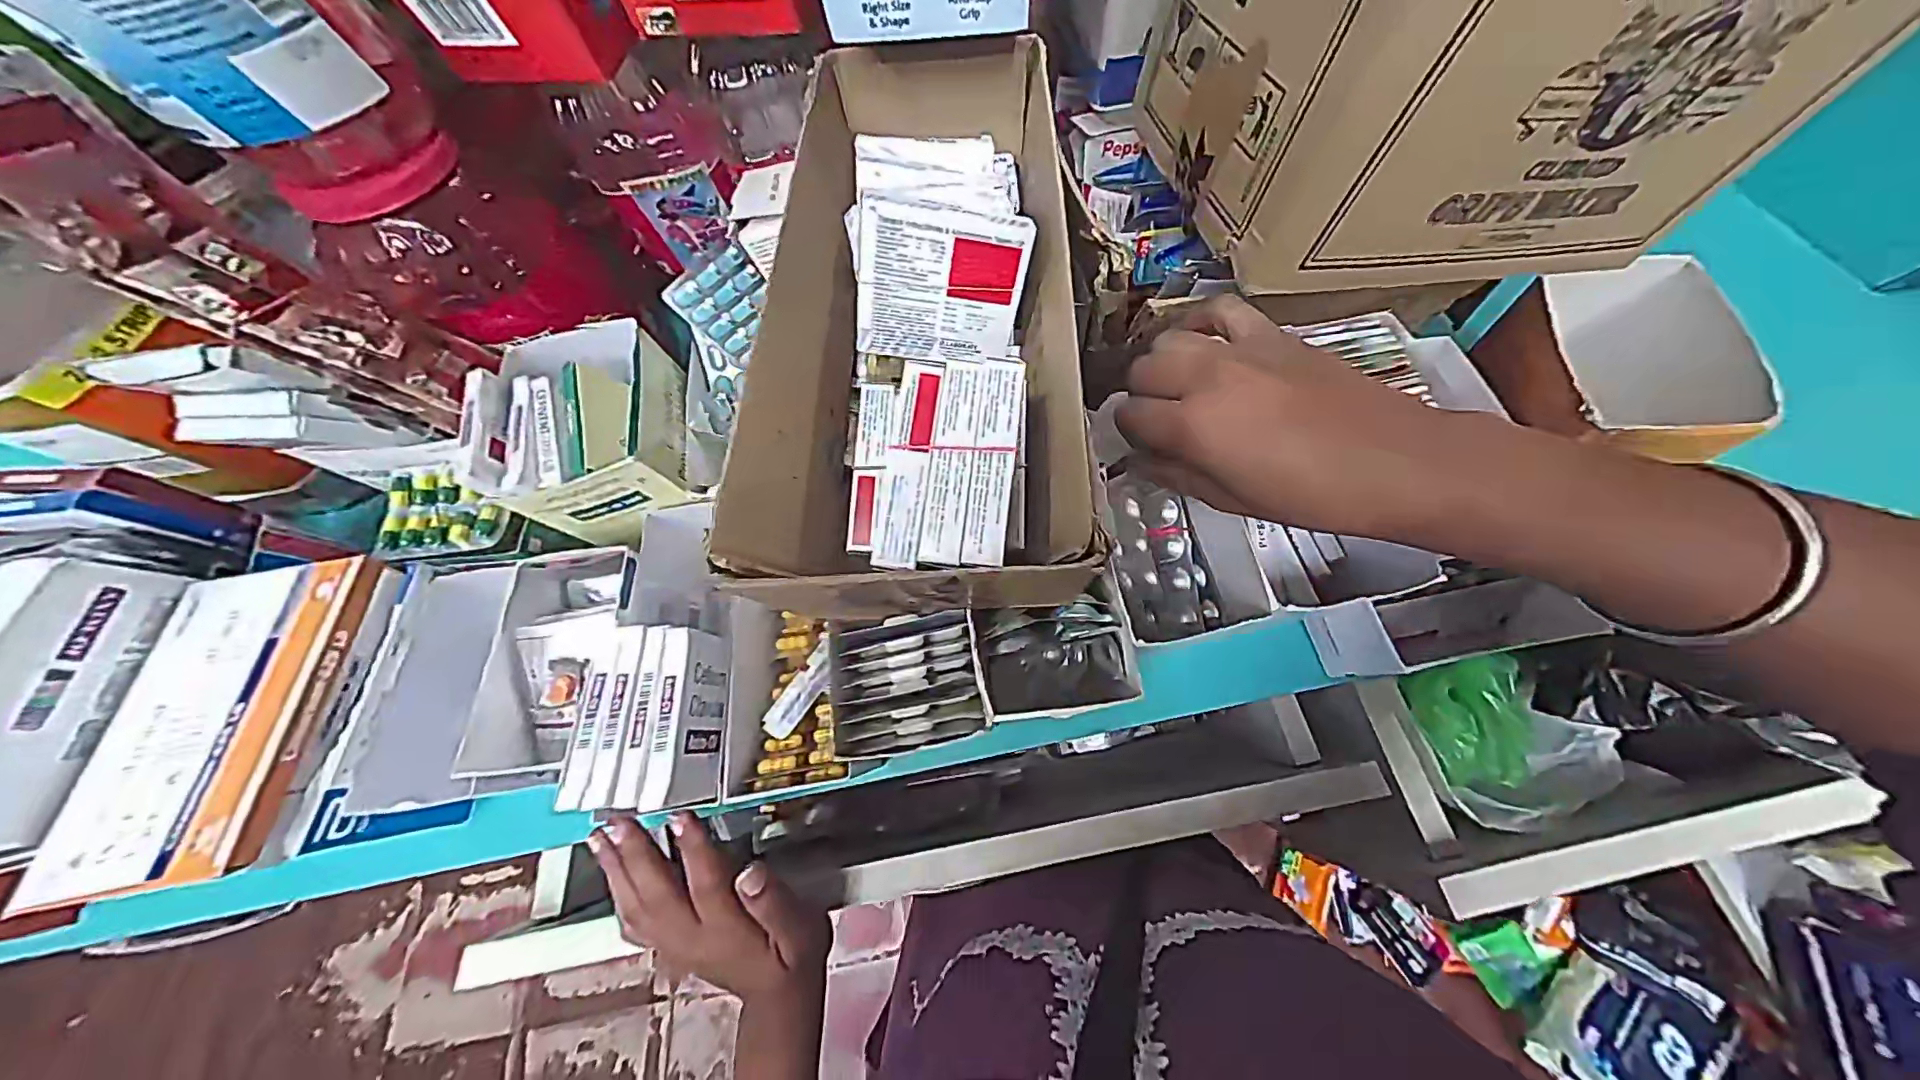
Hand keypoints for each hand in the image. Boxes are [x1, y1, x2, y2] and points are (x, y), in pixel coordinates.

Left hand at [588, 813, 828, 1003]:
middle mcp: (693, 938)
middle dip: (635, 854)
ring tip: (600, 839)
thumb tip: (751, 873)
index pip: (705, 883)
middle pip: (657, 895)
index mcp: (728, 929)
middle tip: (618, 822)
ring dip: (616, 872)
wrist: (776, 993)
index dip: (692, 847)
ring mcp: (675, 945)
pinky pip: (633, 923)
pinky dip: (617, 896)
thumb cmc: (792, 952)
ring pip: (637, 909)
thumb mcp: (800, 928)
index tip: (680, 816)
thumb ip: (775, 902)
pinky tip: (611, 875)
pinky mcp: (667, 946)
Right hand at [1115, 295, 1478, 540]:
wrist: (1394, 462)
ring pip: (1170, 337)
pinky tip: (1204, 341)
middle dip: (1140, 396)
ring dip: (1162, 361)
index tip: (1140, 445)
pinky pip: (1221, 310)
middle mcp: (1207, 378)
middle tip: (1157, 419)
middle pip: (1142, 370)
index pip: (1130, 416)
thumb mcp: (1230, 500)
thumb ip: (1176, 474)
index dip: (1128, 433)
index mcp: (1193, 426)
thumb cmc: (1312, 495)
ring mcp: (1240, 350)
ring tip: (1175, 383)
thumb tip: (1143, 461)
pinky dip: (1202, 322)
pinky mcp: (1272, 334)